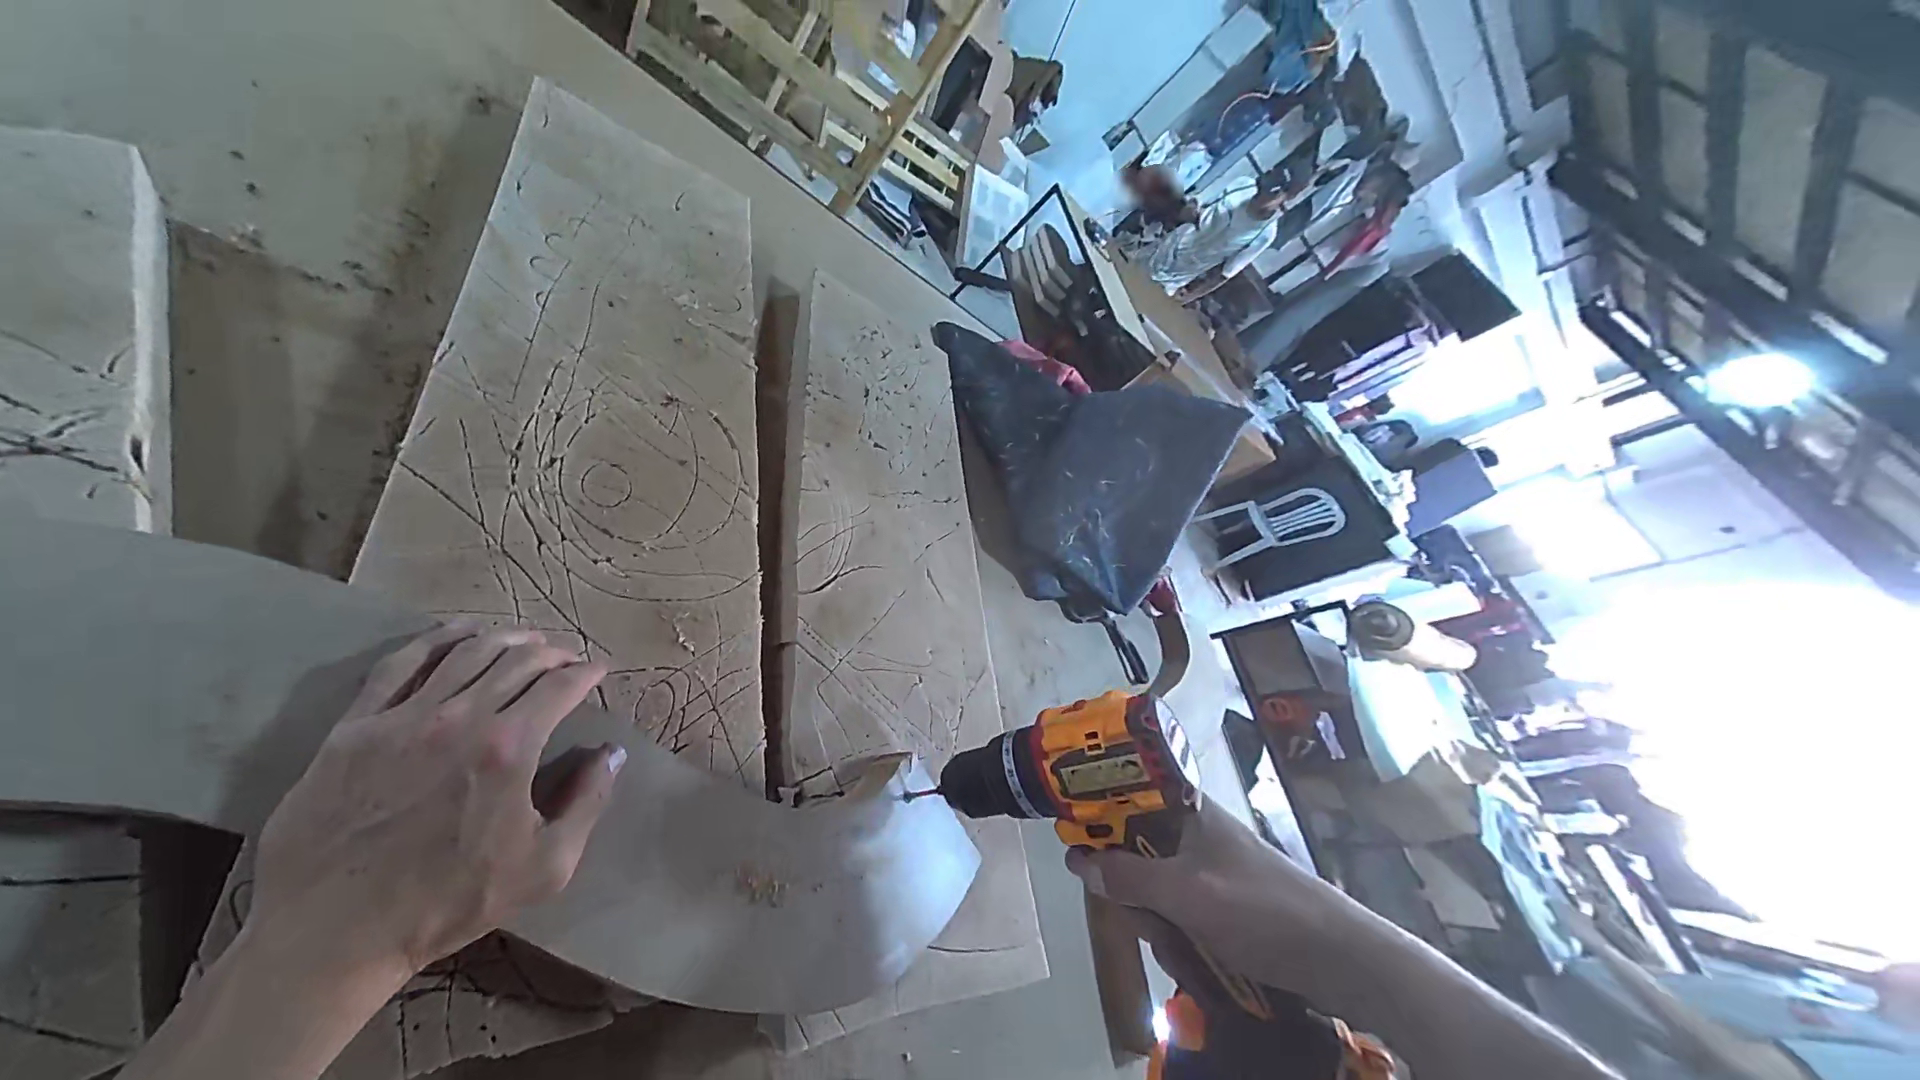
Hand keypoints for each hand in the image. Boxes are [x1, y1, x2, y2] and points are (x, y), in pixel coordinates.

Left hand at [249, 623, 622, 977]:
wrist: (328, 936)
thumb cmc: (448, 901)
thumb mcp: (545, 866)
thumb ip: (588, 802)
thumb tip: (612, 753)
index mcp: (508, 748)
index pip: (562, 685)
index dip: (589, 671)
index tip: (600, 670)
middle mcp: (460, 718)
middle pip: (520, 660)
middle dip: (554, 652)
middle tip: (568, 658)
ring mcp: (402, 718)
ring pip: (467, 652)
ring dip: (507, 639)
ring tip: (526, 641)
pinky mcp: (355, 727)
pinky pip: (401, 663)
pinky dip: (438, 639)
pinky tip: (460, 632)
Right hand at [1064, 799, 1354, 982]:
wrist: (1341, 958)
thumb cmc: (1258, 908)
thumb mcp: (1184, 893)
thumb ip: (1127, 877)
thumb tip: (1077, 859)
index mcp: (1183, 808)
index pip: (1124, 792)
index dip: (1096, 812)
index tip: (1075, 842)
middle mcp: (1191, 830)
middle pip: (1132, 846)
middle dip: (1129, 888)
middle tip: (1145, 917)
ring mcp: (1206, 867)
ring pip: (1151, 883)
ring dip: (1153, 918)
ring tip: (1177, 945)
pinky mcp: (1218, 899)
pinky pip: (1175, 908)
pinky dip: (1174, 931)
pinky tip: (1191, 956)